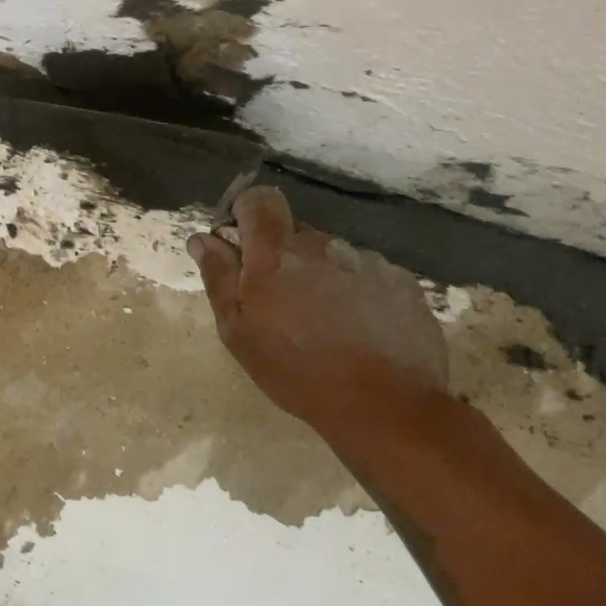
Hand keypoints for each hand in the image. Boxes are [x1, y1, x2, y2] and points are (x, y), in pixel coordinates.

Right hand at [187, 187, 450, 440]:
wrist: (386, 405)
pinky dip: (354, 290)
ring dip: (318, 275)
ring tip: (322, 321)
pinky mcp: (403, 282)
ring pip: (330, 254)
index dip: (246, 214)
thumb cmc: (295, 370)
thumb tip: (203, 239)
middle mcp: (324, 246)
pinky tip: (356, 328)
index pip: (260, 200)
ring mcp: (368, 262)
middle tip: (278, 302)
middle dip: (280, 256)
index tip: (240, 245)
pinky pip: (365, 273)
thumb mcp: (238, 331)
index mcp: (276, 255)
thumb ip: (219, 278)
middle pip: (294, 232)